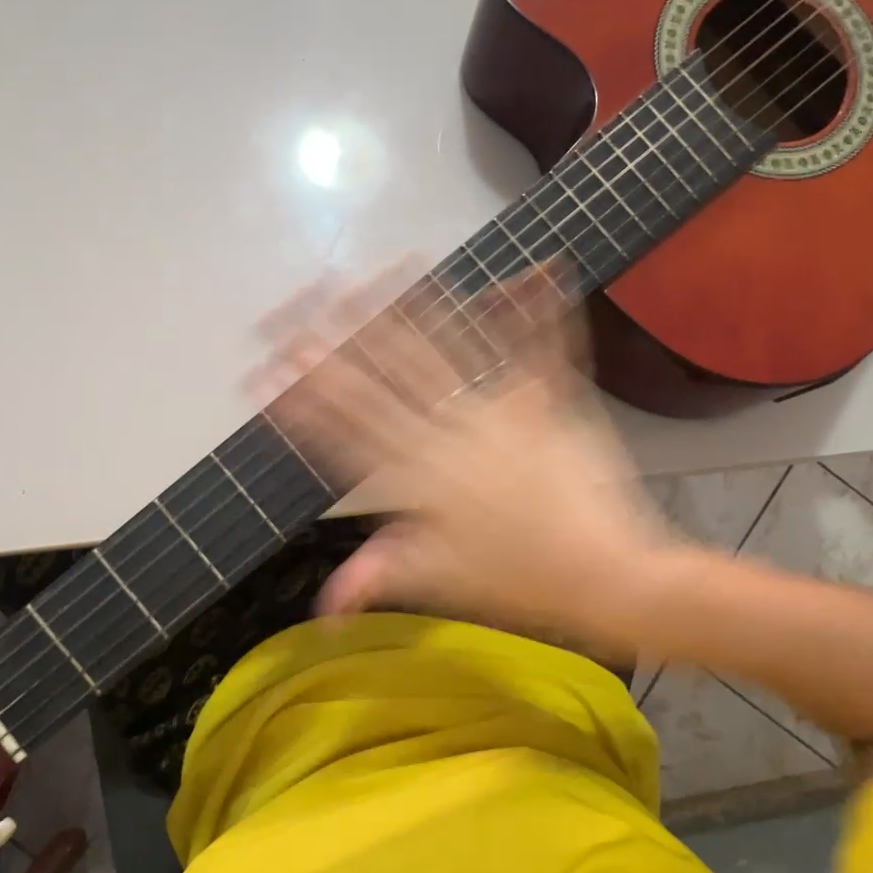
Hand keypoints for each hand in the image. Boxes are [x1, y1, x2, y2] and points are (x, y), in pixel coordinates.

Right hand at [256, 263, 676, 650]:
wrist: (605, 577)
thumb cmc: (519, 584)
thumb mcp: (439, 583)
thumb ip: (378, 576)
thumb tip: (321, 609)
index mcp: (419, 478)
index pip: (346, 431)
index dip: (301, 402)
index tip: (266, 373)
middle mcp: (451, 433)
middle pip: (382, 377)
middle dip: (332, 340)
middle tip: (296, 305)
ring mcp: (504, 411)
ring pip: (448, 349)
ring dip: (412, 306)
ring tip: (380, 266)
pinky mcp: (554, 403)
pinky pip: (547, 348)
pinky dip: (542, 306)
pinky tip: (541, 264)